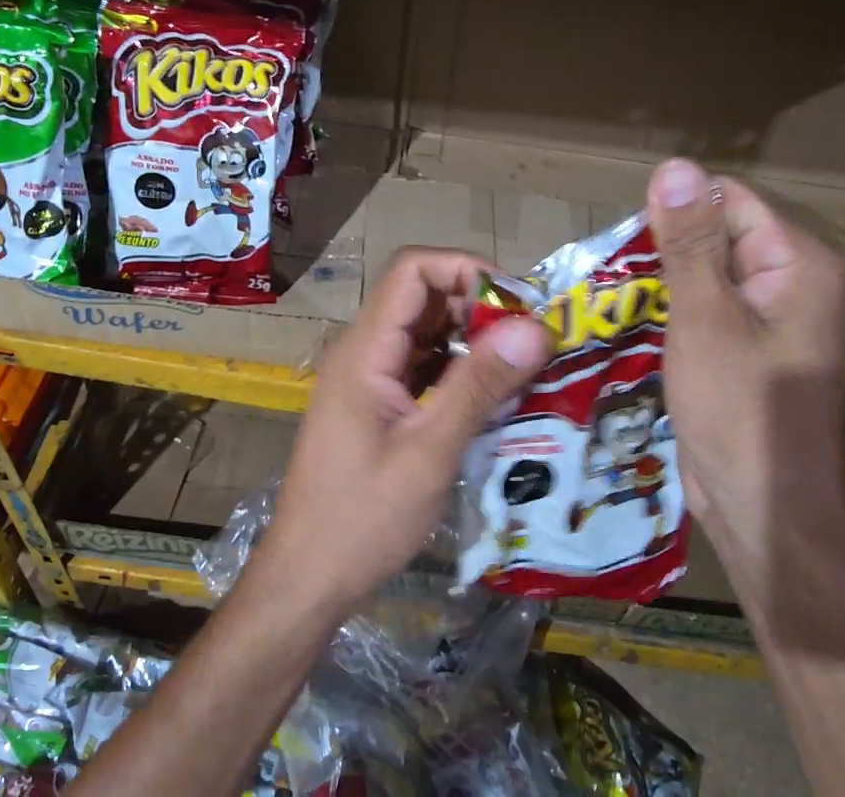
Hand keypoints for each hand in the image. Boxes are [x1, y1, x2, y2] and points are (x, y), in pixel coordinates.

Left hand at [261, 247, 550, 613]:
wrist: (309, 576)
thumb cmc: (363, 518)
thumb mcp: (430, 452)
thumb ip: (479, 386)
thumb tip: (535, 327)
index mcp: (365, 351)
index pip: (413, 270)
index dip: (467, 269)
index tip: (520, 302)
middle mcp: (363, 354)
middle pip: (422, 297)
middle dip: (479, 305)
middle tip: (535, 337)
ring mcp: (368, 381)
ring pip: (426, 334)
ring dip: (473, 340)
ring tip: (527, 364)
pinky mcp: (377, 408)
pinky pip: (423, 369)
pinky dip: (459, 372)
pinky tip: (497, 395)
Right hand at [645, 159, 844, 557]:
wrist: (765, 513)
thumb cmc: (740, 415)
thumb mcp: (705, 321)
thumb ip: (689, 244)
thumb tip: (674, 166)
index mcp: (796, 263)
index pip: (725, 201)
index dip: (672, 216)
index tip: (623, 254)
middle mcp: (789, 283)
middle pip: (712, 238)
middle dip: (659, 256)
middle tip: (607, 290)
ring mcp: (768, 321)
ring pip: (700, 279)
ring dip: (656, 290)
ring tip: (606, 310)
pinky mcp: (746, 353)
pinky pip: (702, 315)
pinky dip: (666, 319)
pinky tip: (626, 335)